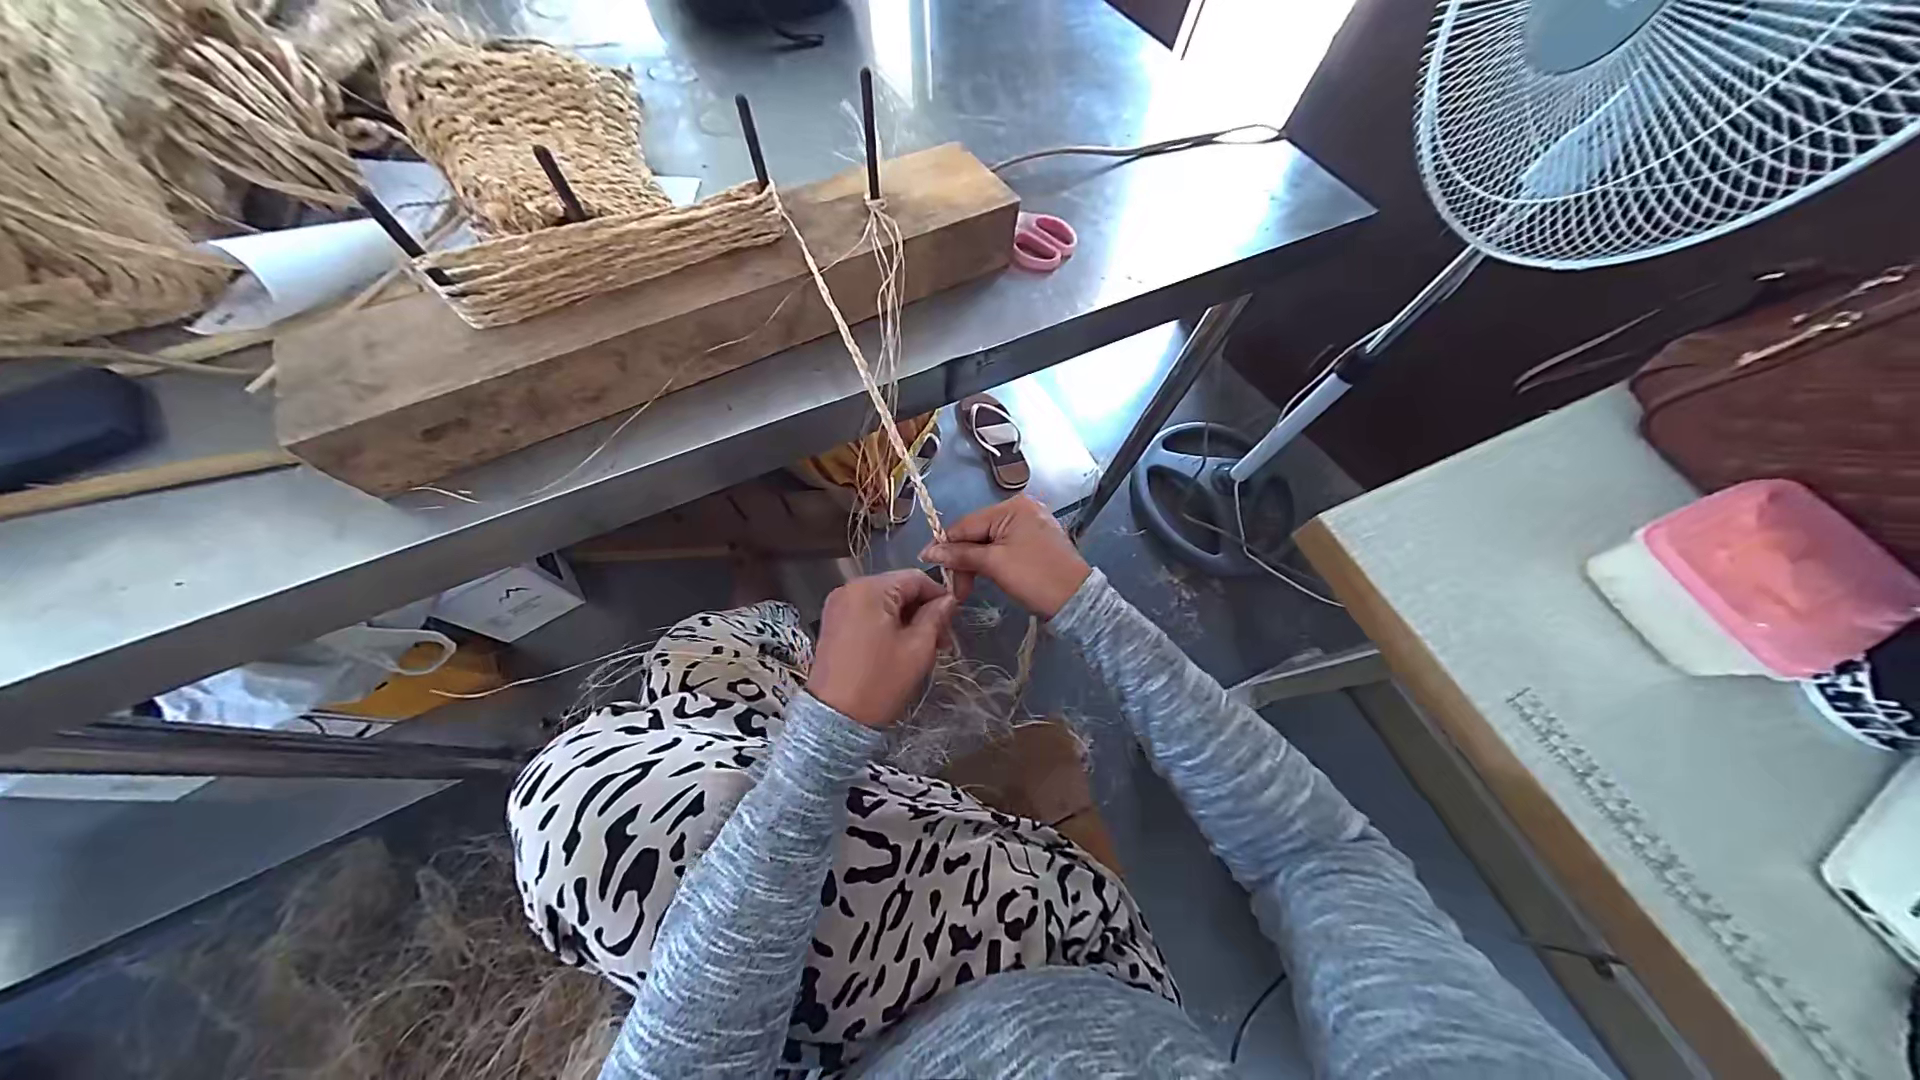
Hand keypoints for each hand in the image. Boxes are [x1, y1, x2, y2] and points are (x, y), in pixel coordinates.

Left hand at [807, 570, 956, 728]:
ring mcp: (838, 606)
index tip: (953, 619)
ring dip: (907, 619)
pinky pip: (868, 613)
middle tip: (941, 640)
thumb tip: (949, 600)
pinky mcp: (833, 624)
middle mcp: (849, 589)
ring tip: (923, 648)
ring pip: (884, 601)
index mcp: (869, 589)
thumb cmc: (880, 682)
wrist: (835, 719)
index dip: (939, 595)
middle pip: (898, 588)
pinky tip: (899, 647)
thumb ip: (936, 616)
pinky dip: (887, 625)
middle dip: (922, 610)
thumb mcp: (918, 648)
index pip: (915, 578)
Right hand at [918, 495, 1089, 618]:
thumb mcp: (994, 564)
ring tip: (967, 589)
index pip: (966, 524)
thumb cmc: (1035, 578)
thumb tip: (929, 552)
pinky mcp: (1035, 541)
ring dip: (975, 564)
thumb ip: (960, 555)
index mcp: (1012, 507)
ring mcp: (1030, 524)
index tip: (927, 563)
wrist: (1077, 601)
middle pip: (977, 532)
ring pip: (989, 541)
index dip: (944, 545)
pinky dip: (991, 562)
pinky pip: (1003, 547)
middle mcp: (1022, 508)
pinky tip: (984, 577)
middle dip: (963, 559)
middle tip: (956, 588)